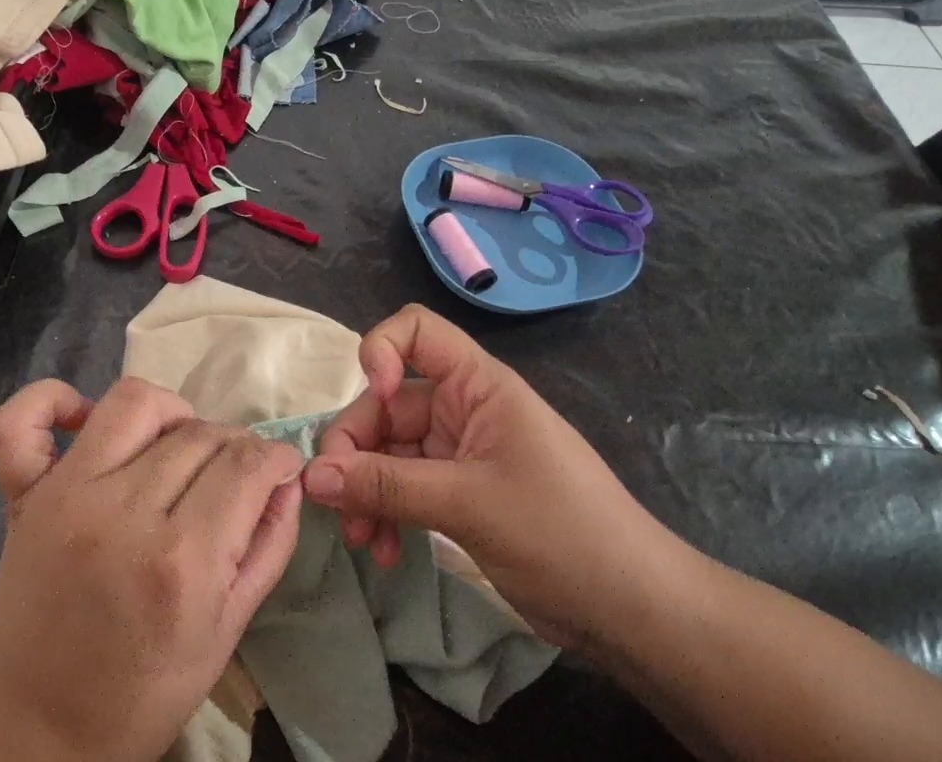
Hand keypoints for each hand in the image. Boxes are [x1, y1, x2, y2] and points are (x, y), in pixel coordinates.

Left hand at [0, 378, 303, 761]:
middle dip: (233, 445)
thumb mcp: (227, 630)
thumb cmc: (144, 691)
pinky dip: (53, 401)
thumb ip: (267, 545)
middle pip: (199, 433)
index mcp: (181, 560)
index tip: (280, 469)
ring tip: (177, 447)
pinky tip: (85, 420)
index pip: (246, 463)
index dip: (276, 457)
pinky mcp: (22, 494)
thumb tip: (287, 479)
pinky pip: (21, 420)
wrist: (40, 725)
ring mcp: (65, 495)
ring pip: (133, 403)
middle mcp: (122, 512)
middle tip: (234, 476)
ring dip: (171, 413)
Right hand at [300, 305, 685, 650]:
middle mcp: (463, 410)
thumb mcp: (469, 503)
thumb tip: (311, 477)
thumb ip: (386, 486)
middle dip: (356, 450)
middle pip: (386, 404)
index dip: (380, 351)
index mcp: (478, 386)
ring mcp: (458, 454)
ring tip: (362, 539)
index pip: (416, 332)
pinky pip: (402, 490)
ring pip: (387, 453)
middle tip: (336, 501)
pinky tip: (385, 552)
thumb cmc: (561, 533)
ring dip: (365, 491)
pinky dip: (386, 514)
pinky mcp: (457, 495)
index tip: (373, 397)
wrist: (630, 608)